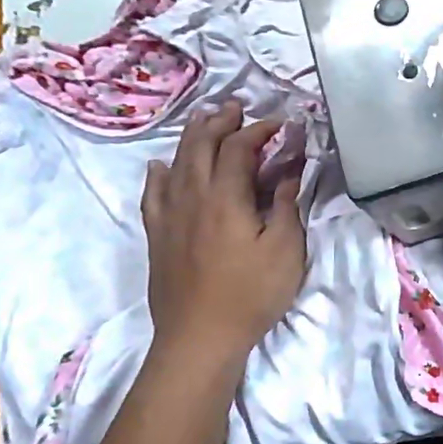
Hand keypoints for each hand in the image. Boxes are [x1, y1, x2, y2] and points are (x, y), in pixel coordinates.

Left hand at [141, 99, 305, 365]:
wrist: (200, 336)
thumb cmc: (252, 293)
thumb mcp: (285, 249)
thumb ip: (285, 204)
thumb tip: (288, 170)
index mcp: (226, 197)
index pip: (239, 149)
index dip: (259, 131)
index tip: (280, 125)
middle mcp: (192, 197)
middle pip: (201, 146)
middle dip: (219, 122)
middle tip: (235, 107)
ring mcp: (169, 216)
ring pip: (176, 164)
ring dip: (192, 138)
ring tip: (203, 121)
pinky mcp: (157, 235)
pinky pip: (153, 194)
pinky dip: (159, 174)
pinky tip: (160, 167)